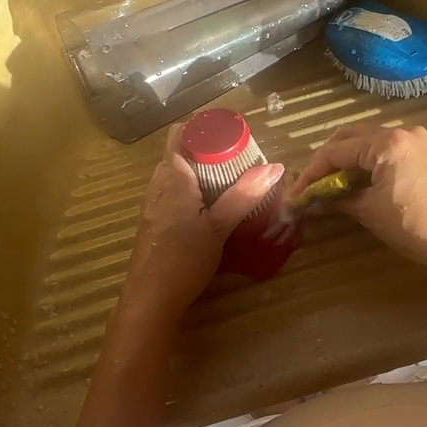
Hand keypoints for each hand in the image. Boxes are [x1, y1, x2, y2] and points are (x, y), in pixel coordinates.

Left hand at [119, 125, 283, 324]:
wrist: (151, 298)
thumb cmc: (184, 258)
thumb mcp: (219, 227)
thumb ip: (244, 196)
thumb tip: (275, 167)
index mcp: (172, 178)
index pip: (179, 136)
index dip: (201, 128)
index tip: (227, 133)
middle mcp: (157, 186)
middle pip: (178, 155)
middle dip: (204, 151)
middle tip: (236, 157)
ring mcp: (152, 205)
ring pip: (174, 176)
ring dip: (197, 173)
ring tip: (227, 180)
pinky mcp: (153, 223)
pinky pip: (171, 194)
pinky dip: (190, 191)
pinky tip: (208, 208)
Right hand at [287, 123, 426, 267]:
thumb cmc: (412, 226)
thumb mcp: (368, 211)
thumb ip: (335, 200)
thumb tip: (308, 203)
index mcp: (387, 142)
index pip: (336, 150)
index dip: (311, 172)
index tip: (296, 192)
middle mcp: (402, 131)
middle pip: (351, 137)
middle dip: (327, 161)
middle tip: (310, 186)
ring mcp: (415, 141)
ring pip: (368, 141)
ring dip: (345, 161)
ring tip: (328, 186)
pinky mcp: (423, 154)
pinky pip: (385, 150)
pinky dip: (365, 163)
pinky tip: (353, 182)